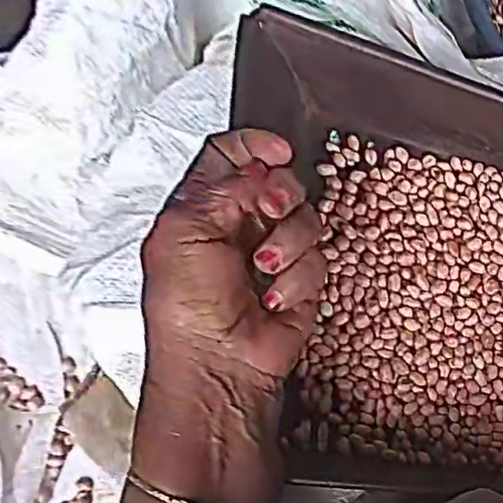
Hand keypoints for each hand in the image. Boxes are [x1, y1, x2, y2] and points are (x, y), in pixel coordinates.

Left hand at [140, 129, 324, 391]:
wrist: (219, 356)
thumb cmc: (186, 304)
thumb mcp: (184, 230)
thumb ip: (222, 190)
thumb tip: (262, 170)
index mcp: (206, 205)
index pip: (234, 157)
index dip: (257, 146)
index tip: (278, 149)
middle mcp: (245, 226)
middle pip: (282, 184)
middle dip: (282, 194)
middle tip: (269, 211)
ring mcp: (278, 255)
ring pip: (307, 223)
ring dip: (287, 245)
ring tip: (263, 269)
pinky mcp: (305, 284)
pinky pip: (319, 264)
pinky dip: (298, 281)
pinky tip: (274, 298)